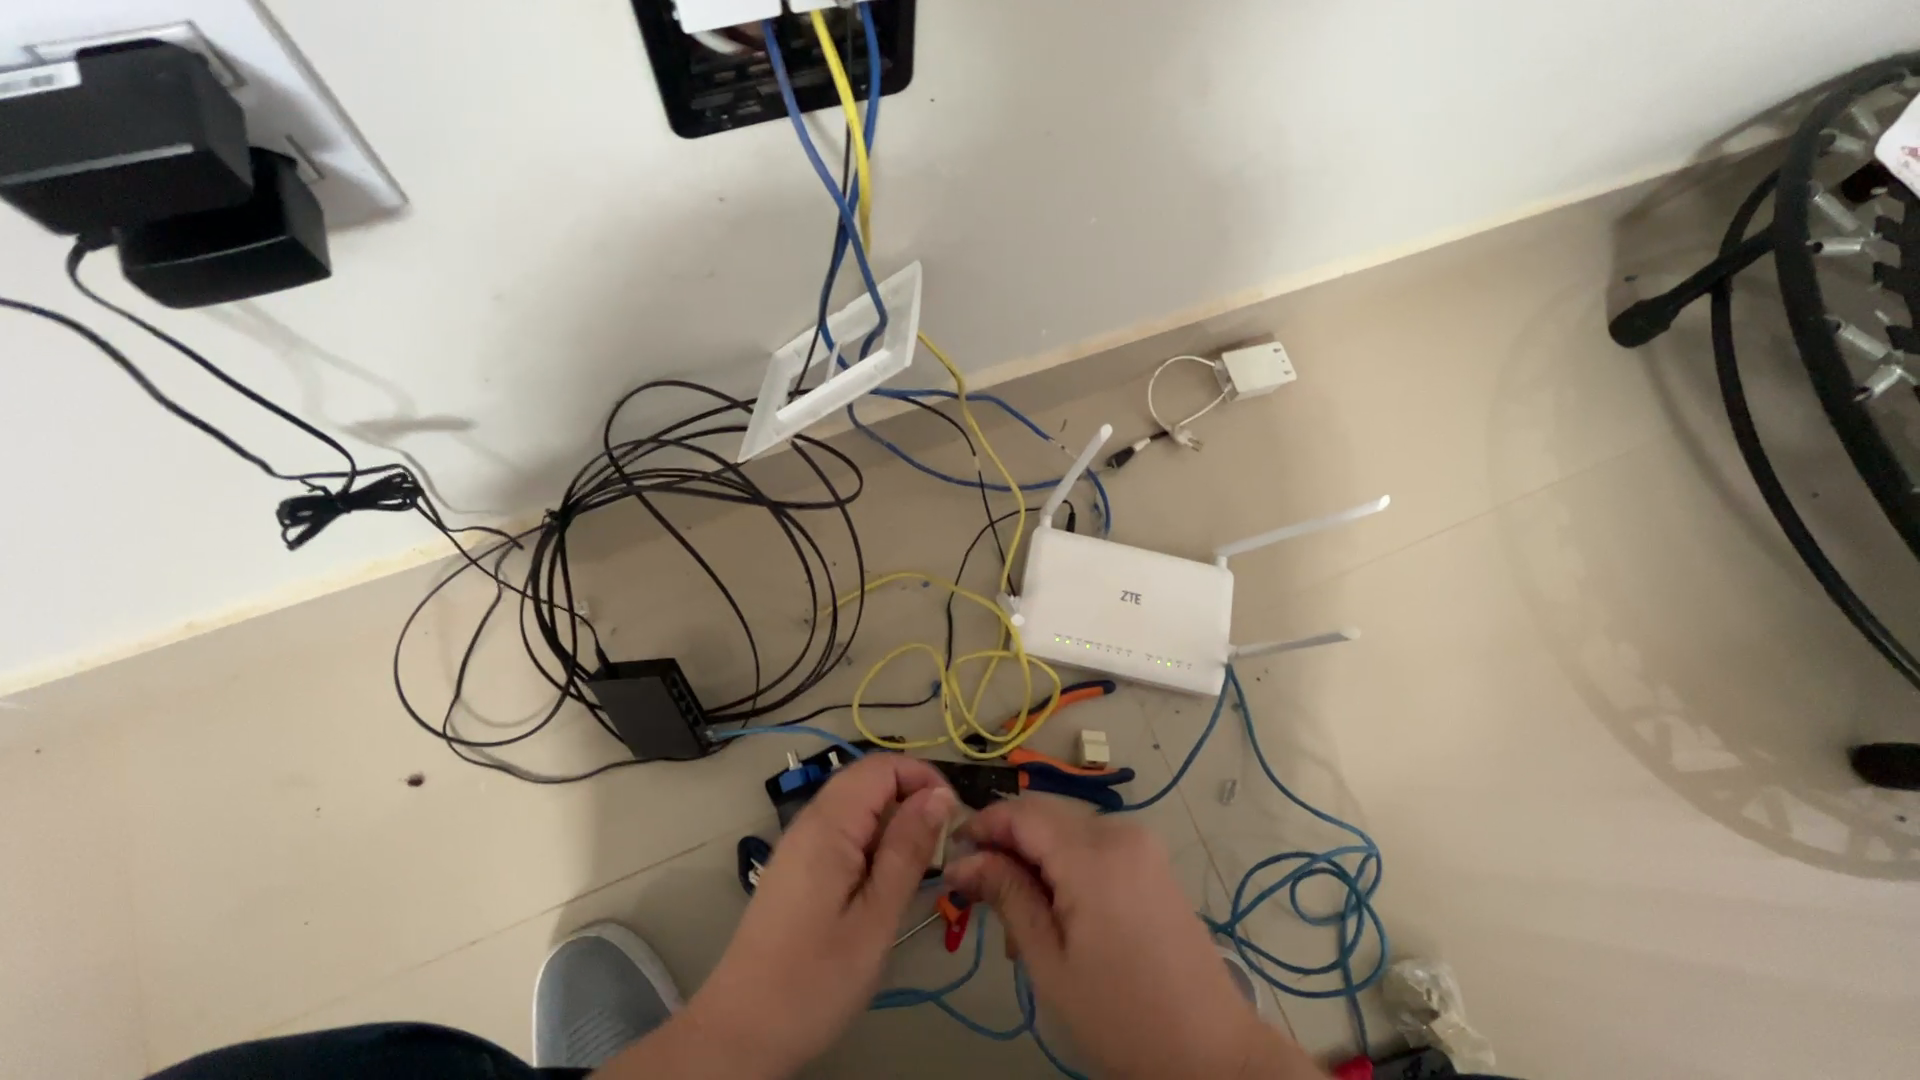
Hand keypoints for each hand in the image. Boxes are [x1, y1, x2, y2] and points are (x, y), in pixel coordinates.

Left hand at [675, 754, 956, 1076]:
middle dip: (912, 800)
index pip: (882, 766)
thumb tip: (939, 795)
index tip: (953, 820)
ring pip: (857, 808)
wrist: (742, 1031)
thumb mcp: (876, 917)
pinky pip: (843, 834)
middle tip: (941, 850)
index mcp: (828, 825)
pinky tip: (885, 885)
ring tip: (918, 872)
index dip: (923, 778)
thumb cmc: (815, 979)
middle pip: (868, 781)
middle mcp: (809, 822)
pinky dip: (874, 845)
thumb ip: (908, 850)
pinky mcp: (798, 870)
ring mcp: (800, 846)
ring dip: (895, 825)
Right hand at [945, 796, 1322, 1079]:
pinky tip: (1059, 914)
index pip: (1021, 813)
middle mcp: (1121, 833)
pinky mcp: (1154, 863)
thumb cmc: (1121, 1016)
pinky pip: (1095, 846)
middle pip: (1044, 816)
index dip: (982, 826)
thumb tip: (964, 860)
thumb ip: (1008, 898)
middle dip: (1007, 847)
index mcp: (1094, 856)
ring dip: (1036, 860)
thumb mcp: (1051, 964)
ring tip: (1021, 922)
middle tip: (983, 899)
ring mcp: (1143, 846)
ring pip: (1067, 831)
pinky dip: (1067, 866)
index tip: (952, 857)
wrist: (1212, 1052)